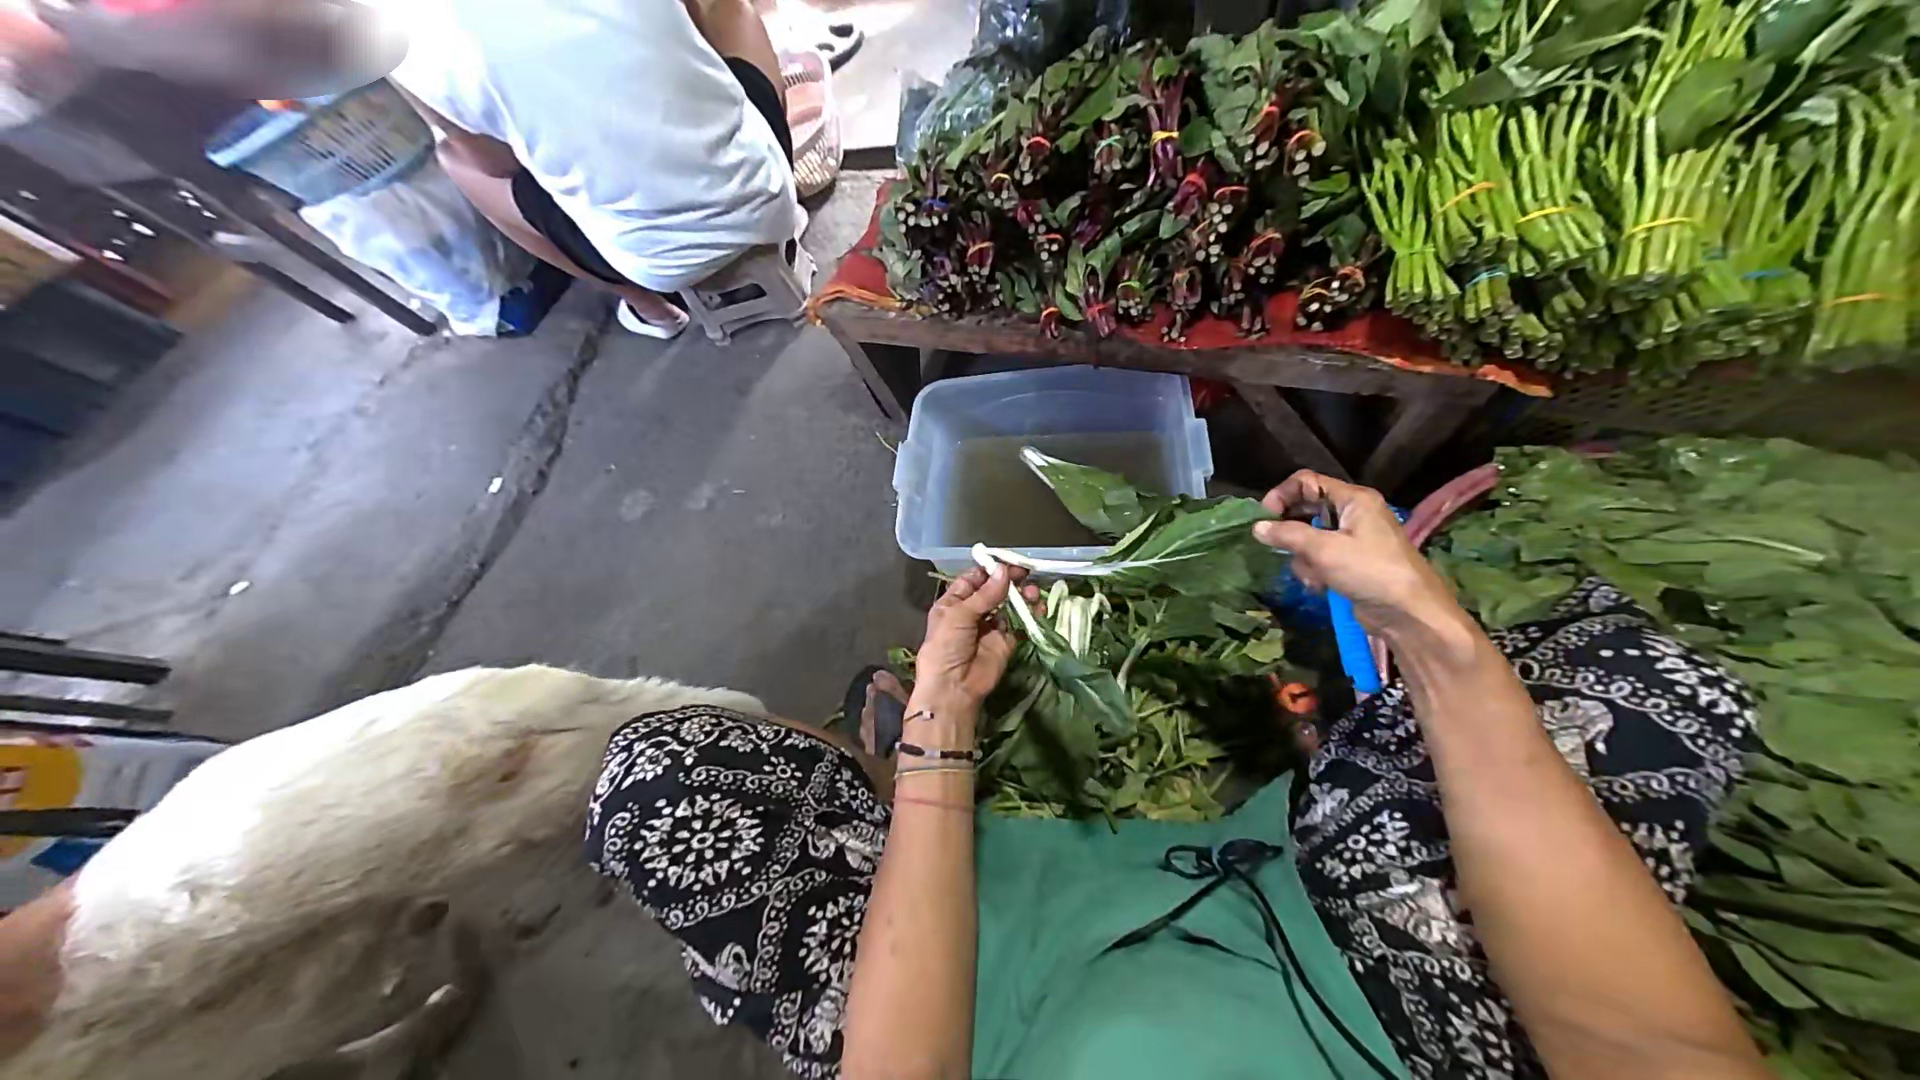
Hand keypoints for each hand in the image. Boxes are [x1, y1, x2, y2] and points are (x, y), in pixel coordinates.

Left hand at [913, 565, 1039, 713]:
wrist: (954, 687)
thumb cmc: (947, 646)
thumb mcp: (960, 614)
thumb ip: (985, 594)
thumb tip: (1004, 571)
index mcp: (954, 603)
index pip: (974, 579)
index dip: (991, 570)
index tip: (1009, 562)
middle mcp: (972, 612)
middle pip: (994, 590)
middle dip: (1010, 580)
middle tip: (1026, 573)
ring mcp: (990, 627)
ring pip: (1009, 605)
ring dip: (1021, 596)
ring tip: (1032, 592)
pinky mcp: (1005, 642)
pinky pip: (1020, 624)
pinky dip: (1030, 615)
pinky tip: (1038, 608)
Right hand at [1251, 470, 1463, 636]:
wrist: (1408, 613)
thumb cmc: (1369, 571)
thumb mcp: (1324, 550)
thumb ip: (1287, 534)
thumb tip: (1257, 527)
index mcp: (1353, 499)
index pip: (1306, 482)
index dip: (1282, 495)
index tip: (1264, 518)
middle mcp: (1353, 513)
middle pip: (1306, 508)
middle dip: (1290, 529)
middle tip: (1276, 545)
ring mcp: (1352, 538)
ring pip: (1308, 536)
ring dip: (1302, 556)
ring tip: (1311, 574)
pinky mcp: (1350, 561)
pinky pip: (1318, 556)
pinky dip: (1313, 569)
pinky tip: (1319, 585)